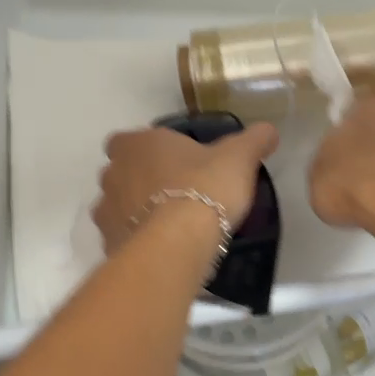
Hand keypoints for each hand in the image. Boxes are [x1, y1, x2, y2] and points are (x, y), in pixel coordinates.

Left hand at [93, 122, 278, 255]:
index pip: (128, 140)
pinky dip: (139, 239)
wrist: (177, 244)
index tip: (172, 160)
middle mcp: (113, 172)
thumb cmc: (205, 187)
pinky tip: (166, 246)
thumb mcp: (239, 158)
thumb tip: (269, 129)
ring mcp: (105, 210)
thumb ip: (253, 140)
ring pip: (119, 205)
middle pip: (122, 172)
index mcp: (138, 144)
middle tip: (177, 190)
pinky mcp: (109, 243)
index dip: (148, 149)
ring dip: (139, 210)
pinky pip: (123, 236)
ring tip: (173, 223)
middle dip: (142, 179)